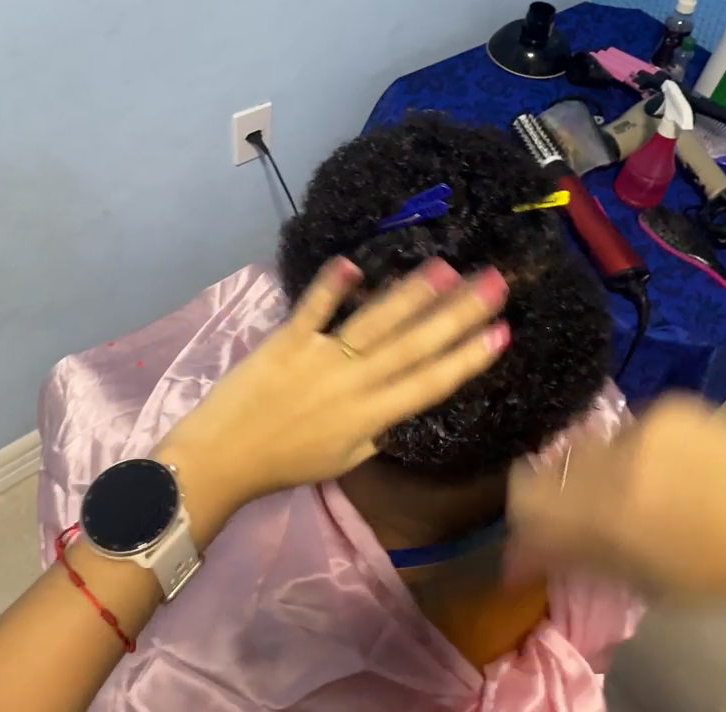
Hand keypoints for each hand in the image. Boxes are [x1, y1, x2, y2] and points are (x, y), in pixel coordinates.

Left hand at [156, 257, 509, 526]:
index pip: (430, 384)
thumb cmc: (286, 463)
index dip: (468, 358)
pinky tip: (354, 262)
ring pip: (374, 323)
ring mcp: (320, 358)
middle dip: (458, 314)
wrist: (223, 458)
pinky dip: (331, 286)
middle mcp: (354, 384)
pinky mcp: (287, 340)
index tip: (502, 332)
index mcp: (371, 418)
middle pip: (414, 345)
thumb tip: (403, 398)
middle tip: (494, 283)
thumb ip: (376, 429)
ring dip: (411, 295)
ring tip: (445, 268)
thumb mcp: (345, 459)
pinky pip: (313, 309)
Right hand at [507, 395, 725, 597]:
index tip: (530, 535)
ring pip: (590, 446)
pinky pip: (626, 429)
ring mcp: (646, 425)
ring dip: (598, 472)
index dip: (523, 517)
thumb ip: (584, 557)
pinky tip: (669, 469)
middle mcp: (620, 459)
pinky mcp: (670, 402)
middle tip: (587, 518)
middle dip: (558, 495)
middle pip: (552, 468)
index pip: (529, 499)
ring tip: (641, 493)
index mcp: (614, 514)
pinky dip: (634, 451)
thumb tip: (528, 553)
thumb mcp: (654, 582)